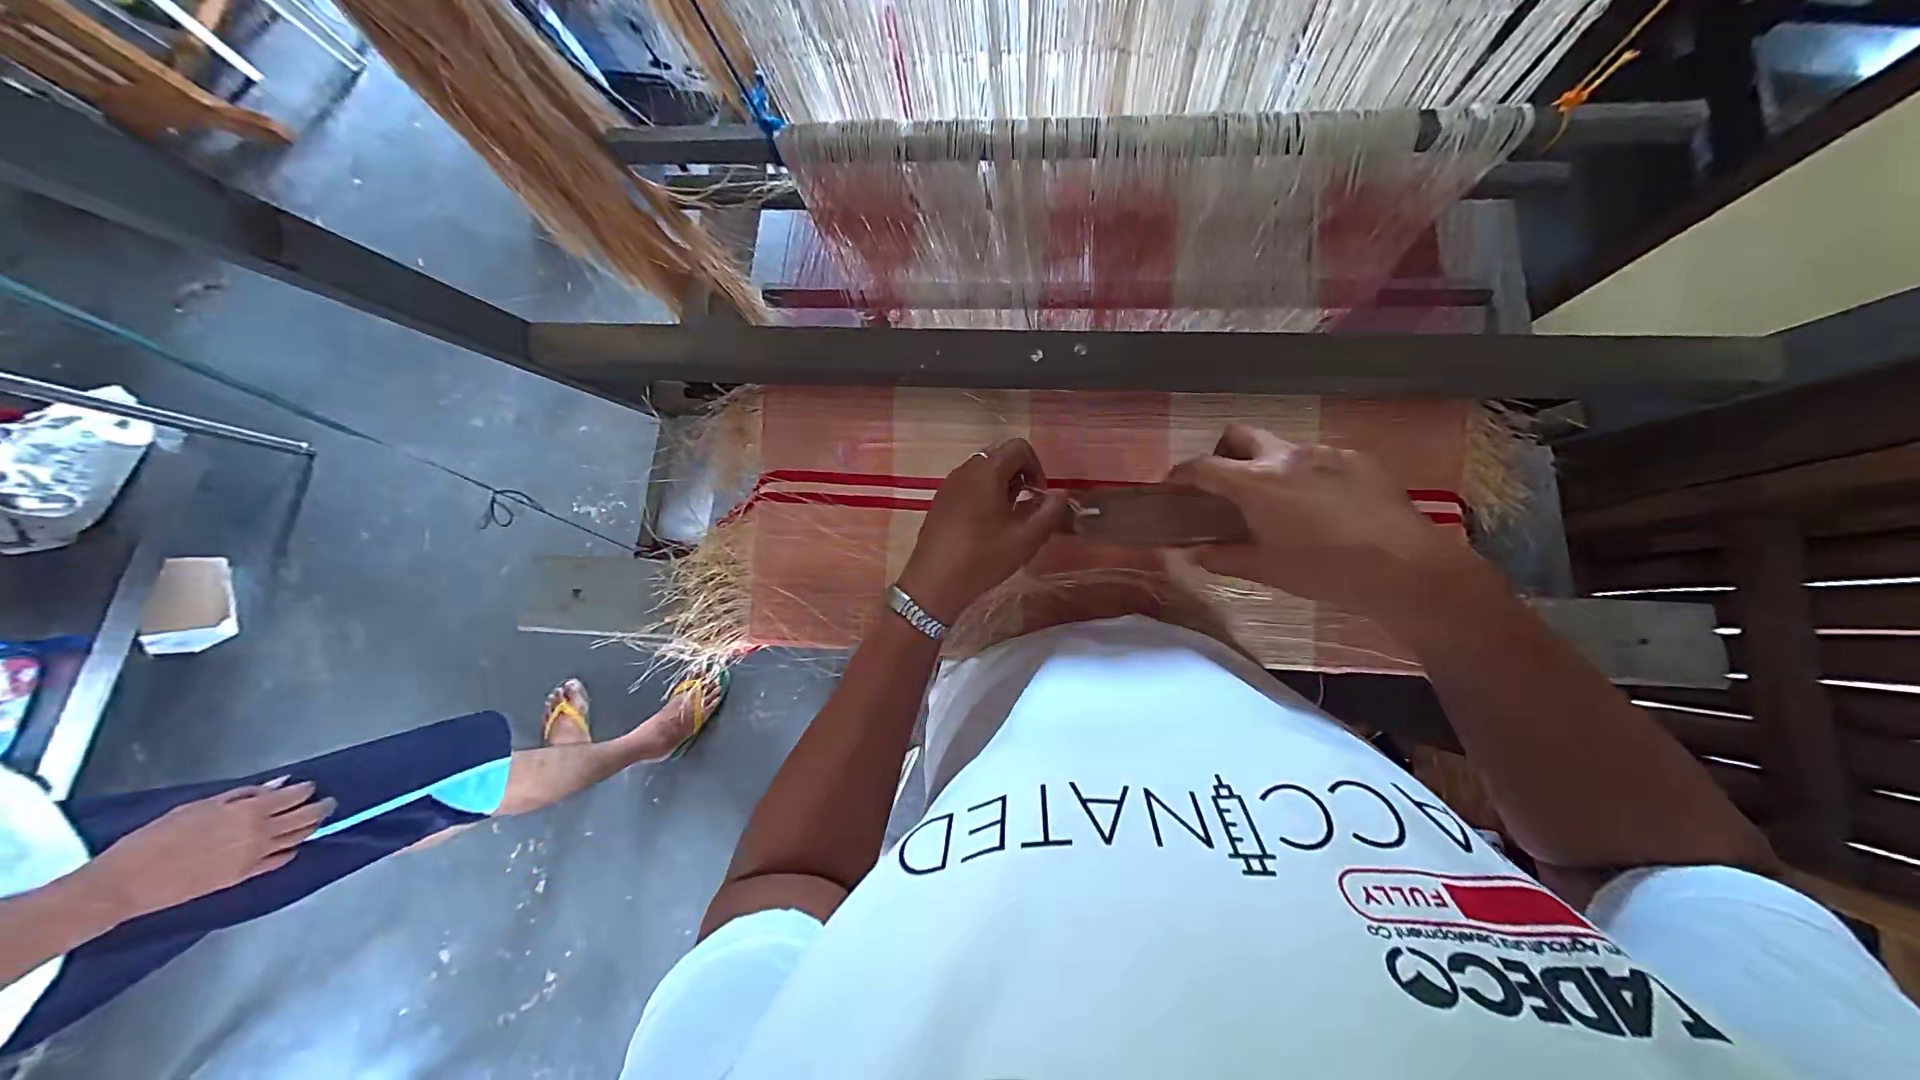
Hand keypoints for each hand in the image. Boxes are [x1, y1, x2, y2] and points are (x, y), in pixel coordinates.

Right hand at [82, 779, 335, 919]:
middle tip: (328, 801)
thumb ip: (244, 795)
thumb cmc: (154, 838)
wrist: (124, 883)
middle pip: (308, 816)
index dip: (306, 789)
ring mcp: (256, 856)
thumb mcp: (198, 806)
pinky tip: (292, 845)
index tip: (309, 786)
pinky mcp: (245, 876)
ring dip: (311, 826)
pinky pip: (280, 860)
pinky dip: (291, 849)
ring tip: (316, 820)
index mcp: (250, 811)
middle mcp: (261, 832)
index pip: (295, 795)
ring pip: (299, 837)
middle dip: (322, 806)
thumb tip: (278, 785)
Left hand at [896, 439, 1071, 623]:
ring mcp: (948, 485)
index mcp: (987, 471)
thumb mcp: (1026, 539)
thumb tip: (1060, 497)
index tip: (1039, 497)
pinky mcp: (939, 502)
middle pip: (1000, 457)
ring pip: (983, 473)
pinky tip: (986, 528)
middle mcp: (965, 470)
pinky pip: (967, 487)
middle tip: (1027, 508)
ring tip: (1008, 520)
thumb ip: (1050, 513)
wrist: (933, 583)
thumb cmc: (982, 557)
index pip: (1019, 447)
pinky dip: (983, 496)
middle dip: (1020, 476)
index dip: (1037, 468)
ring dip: (1002, 487)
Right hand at [1167, 424, 1492, 625]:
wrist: (1405, 569)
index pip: (1203, 466)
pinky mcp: (1358, 460)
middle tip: (1225, 484)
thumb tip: (1192, 555)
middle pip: (1238, 434)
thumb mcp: (1266, 569)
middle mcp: (1286, 457)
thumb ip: (1223, 558)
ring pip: (1281, 447)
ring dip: (1268, 466)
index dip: (1181, 474)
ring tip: (1280, 502)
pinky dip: (1307, 475)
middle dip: (1222, 453)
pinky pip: (1319, 459)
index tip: (1172, 485)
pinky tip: (1322, 506)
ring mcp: (1325, 453)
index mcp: (1256, 483)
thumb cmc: (1324, 571)